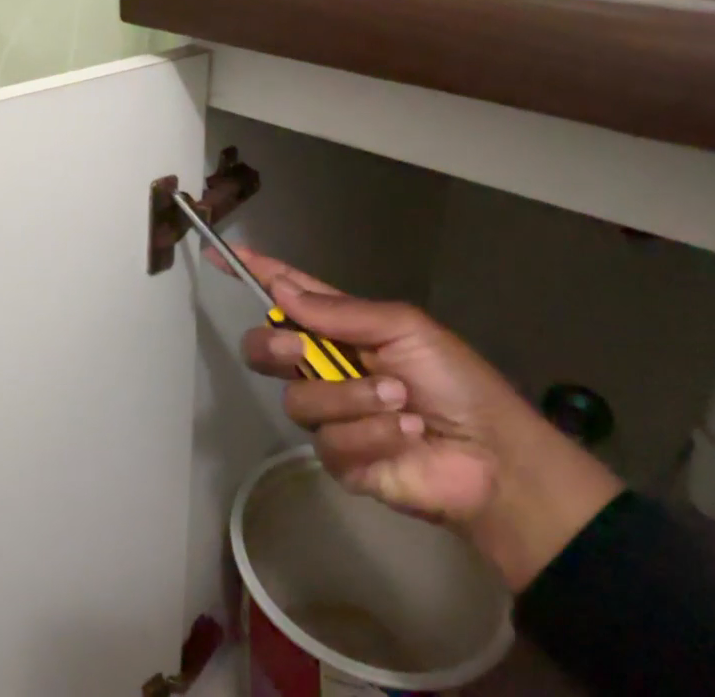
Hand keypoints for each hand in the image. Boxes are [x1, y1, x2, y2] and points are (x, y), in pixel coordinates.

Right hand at [228, 247, 619, 589]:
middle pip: (265, 348)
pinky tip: (404, 436)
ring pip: (297, 398)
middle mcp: (326, 367)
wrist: (493, 456)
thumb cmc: (455, 381)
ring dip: (350, 397)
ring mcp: (330, 415)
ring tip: (399, 402)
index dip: (255, 273)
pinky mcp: (339, 460)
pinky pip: (328, 442)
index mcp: (342, 329)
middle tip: (301, 349)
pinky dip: (370, 434)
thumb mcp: (405, 328)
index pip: (289, 295)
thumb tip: (281, 289)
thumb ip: (340, 312)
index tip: (222, 253)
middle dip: (275, 344)